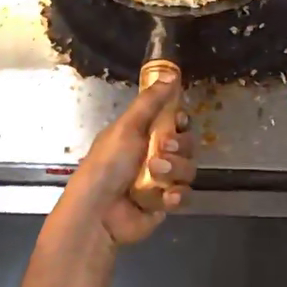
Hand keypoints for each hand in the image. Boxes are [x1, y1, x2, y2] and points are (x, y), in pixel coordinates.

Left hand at [56, 72, 197, 247]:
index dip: (181, 120)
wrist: (97, 212)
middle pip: (187, 143)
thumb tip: (171, 75)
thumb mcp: (127, 126)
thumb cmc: (108, 163)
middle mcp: (155, 154)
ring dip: (175, 170)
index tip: (179, 121)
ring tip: (155, 174)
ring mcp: (162, 180)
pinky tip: (165, 197)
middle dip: (179, 146)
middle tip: (164, 148)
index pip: (175, 121)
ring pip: (189, 169)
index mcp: (144, 133)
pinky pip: (185, 195)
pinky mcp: (165, 204)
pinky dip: (176, 195)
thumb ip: (151, 101)